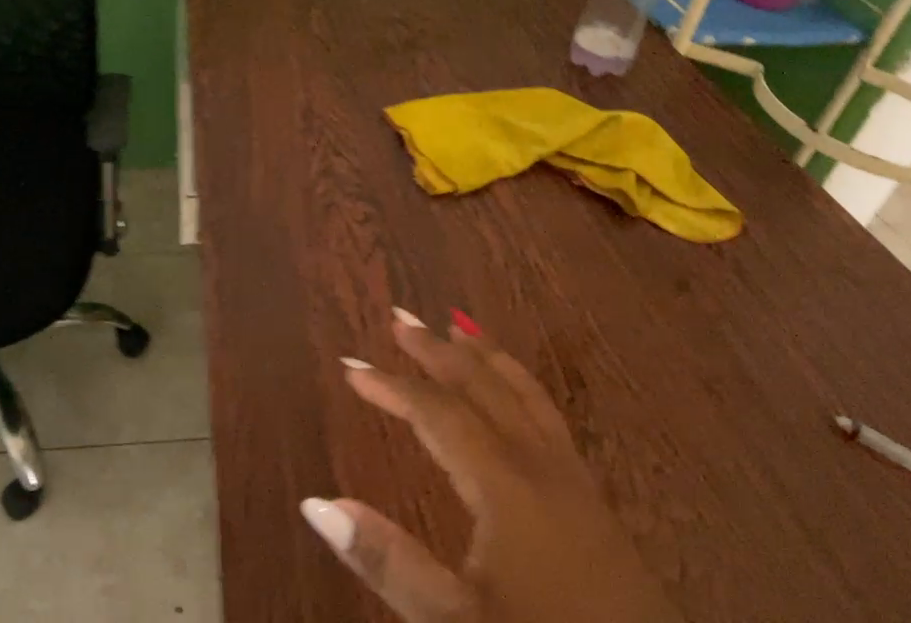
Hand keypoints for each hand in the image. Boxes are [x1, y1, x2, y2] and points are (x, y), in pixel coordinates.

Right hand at [302, 311, 681, 622]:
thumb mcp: (453, 620)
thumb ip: (387, 560)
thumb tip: (317, 504)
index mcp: (504, 485)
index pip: (438, 414)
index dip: (393, 387)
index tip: (351, 367)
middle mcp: (540, 465)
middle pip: (483, 388)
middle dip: (438, 351)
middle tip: (401, 318)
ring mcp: (573, 479)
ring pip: (524, 395)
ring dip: (485, 358)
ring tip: (459, 328)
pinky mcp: (593, 500)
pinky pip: (549, 416)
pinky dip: (521, 385)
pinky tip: (517, 396)